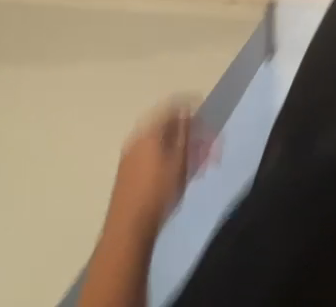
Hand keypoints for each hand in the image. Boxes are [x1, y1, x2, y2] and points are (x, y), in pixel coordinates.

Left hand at [105, 100, 194, 237]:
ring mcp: (130, 156)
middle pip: (166, 124)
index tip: (208, 115)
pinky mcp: (128, 173)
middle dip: (189, 131)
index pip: (173, 106)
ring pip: (160, 141)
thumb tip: (193, 113)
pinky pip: (152, 155)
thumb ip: (188, 134)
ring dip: (181, 146)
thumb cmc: (158, 192)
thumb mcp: (181, 161)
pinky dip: (169, 157)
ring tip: (198, 162)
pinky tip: (180, 173)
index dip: (192, 107)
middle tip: (207, 144)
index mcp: (148, 130)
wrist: (128, 229)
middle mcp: (137, 137)